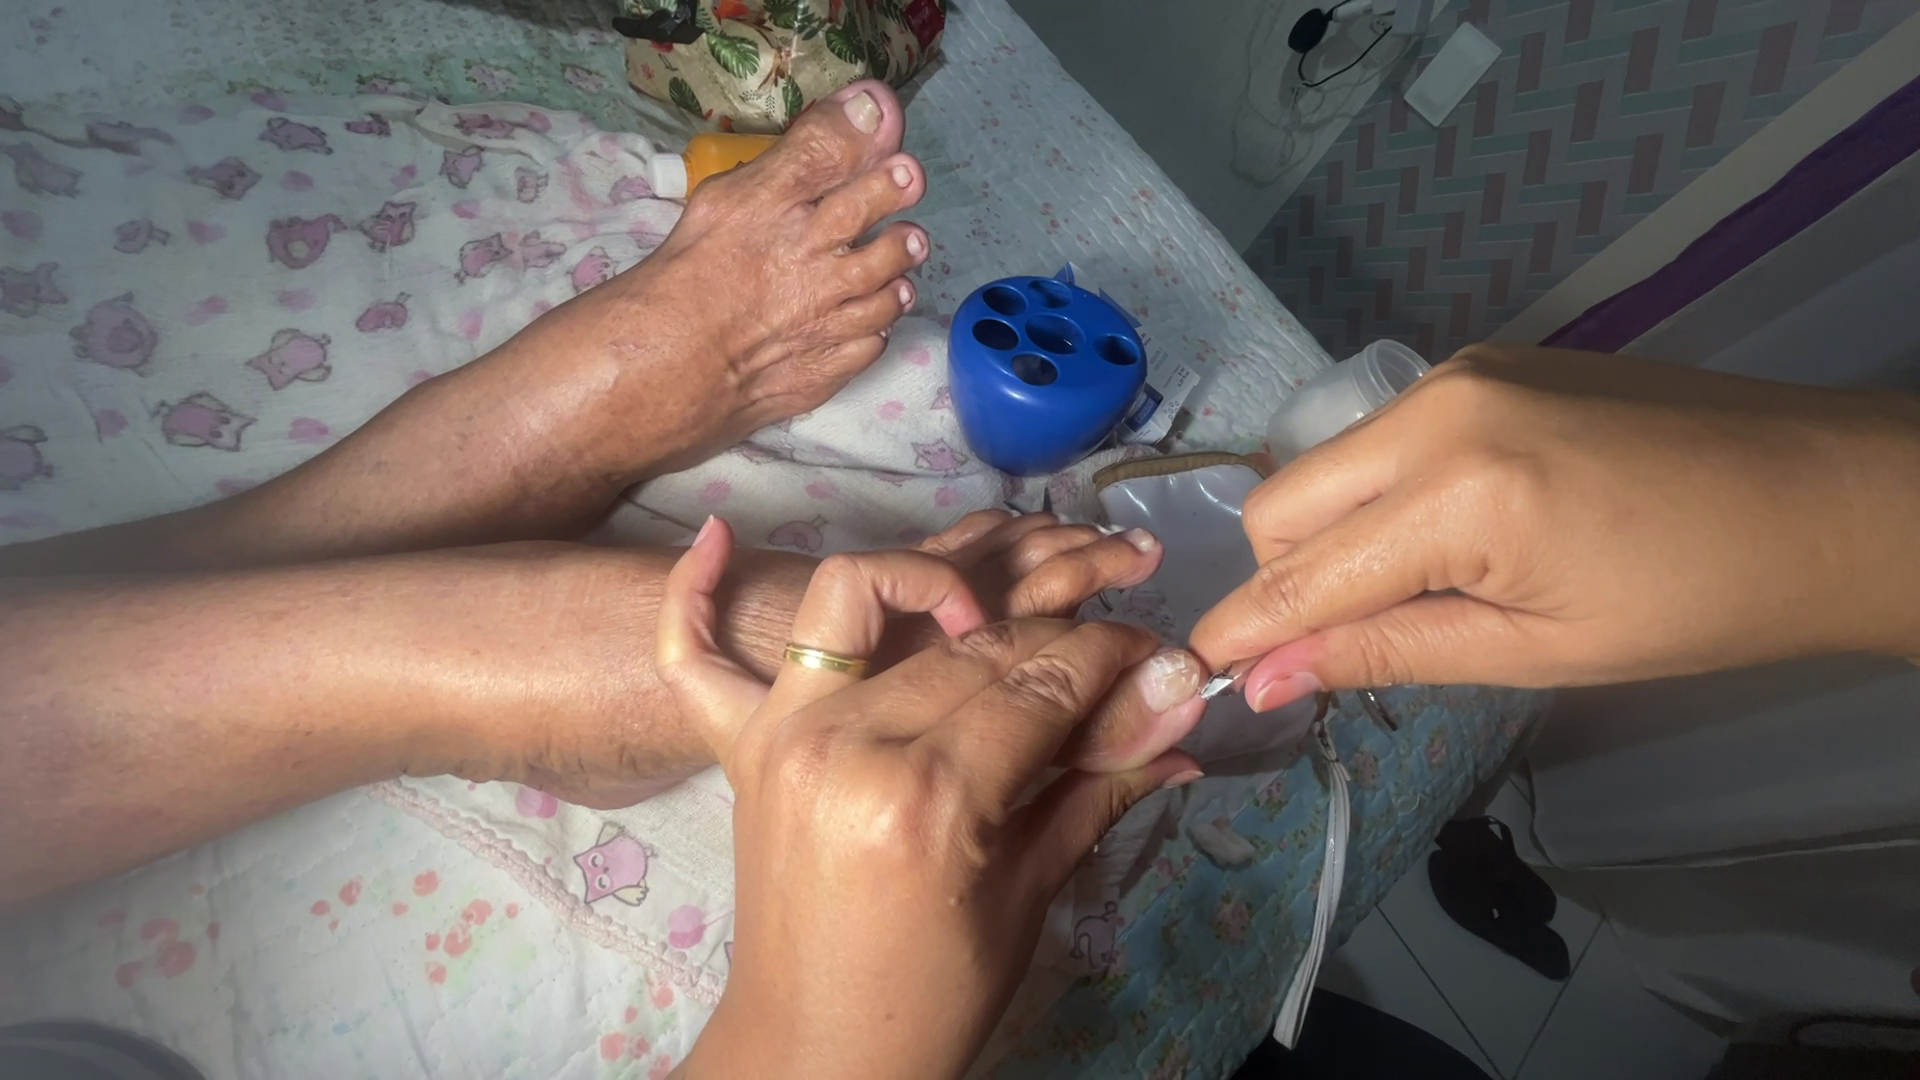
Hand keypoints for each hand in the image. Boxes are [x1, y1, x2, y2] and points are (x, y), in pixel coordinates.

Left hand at [656, 524, 1201, 1079]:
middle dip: (1058, 633)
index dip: (1111, 657)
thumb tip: (1183, 702)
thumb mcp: (1031, 891)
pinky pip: (692, 652)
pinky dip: (693, 593)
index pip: (1040, 684)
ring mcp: (780, 731)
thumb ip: (1104, 779)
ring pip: (859, 597)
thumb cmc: (936, 996)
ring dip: (928, 580)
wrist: (816, 1052)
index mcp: (927, 799)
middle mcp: (845, 742)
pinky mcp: (741, 744)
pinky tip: (722, 534)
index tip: (1154, 650)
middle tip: (1105, 648)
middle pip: (972, 642)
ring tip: (977, 609)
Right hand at [1190, 346, 1919, 710]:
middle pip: (1277, 506)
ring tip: (1407, 573)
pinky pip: (1364, 443)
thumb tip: (1263, 680)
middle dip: (1282, 577)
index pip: (1304, 576)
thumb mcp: (1529, 652)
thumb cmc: (1697, 602)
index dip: (1241, 627)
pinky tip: (1439, 520)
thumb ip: (1379, 654)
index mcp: (1463, 496)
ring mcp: (1448, 376)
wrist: (1840, 494)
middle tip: (1347, 624)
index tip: (1197, 664)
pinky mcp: (1465, 365)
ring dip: (1323, 535)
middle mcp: (1433, 413)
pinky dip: (1366, 496)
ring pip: (1313, 470)